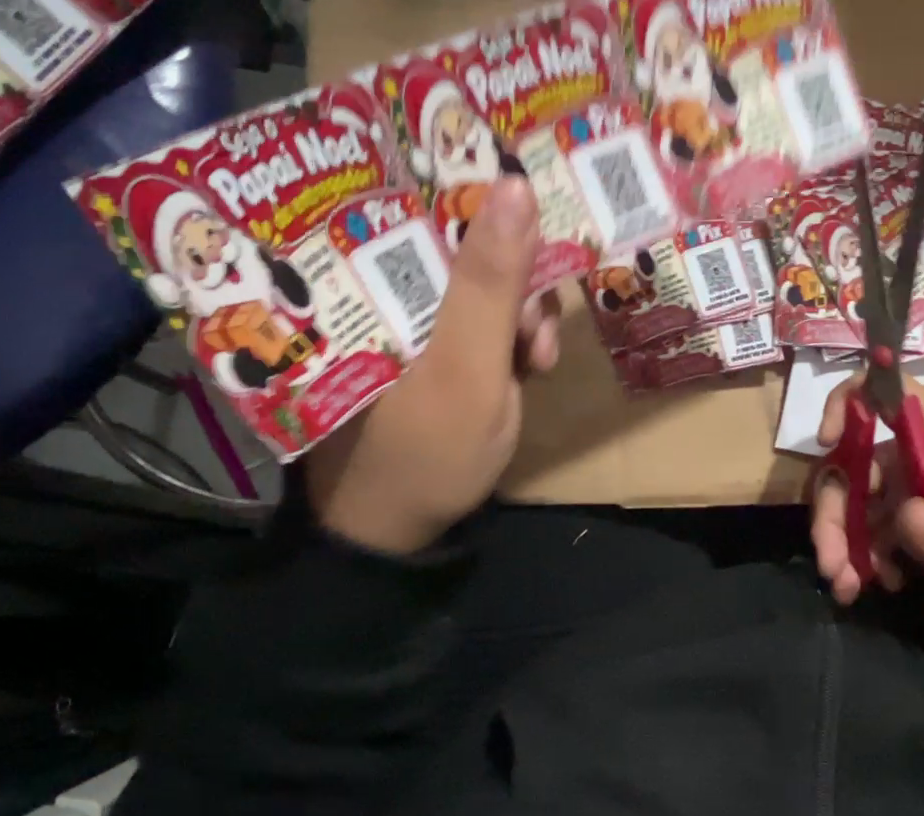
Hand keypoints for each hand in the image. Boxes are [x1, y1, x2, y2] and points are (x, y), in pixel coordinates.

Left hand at [306, 179, 560, 553]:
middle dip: (521, 288)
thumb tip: (514, 182)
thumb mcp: (471, 366)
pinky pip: (479, 325)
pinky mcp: (426, 351)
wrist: (393, 525)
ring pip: (482, 291)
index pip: (438, 205)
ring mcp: (408, 322)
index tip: (545, 236)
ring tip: (536, 363)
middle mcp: (385, 289)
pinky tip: (525, 369)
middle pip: (468, 250)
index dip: (496, 210)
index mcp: (378, 279)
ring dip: (522, 322)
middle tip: (537, 338)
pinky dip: (509, 344)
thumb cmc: (429, 448)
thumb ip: (492, 284)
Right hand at [810, 374, 923, 611]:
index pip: (896, 395)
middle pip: (854, 463)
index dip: (853, 400)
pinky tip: (875, 585)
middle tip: (831, 566)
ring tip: (845, 587)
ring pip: (852, 501)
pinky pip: (867, 529)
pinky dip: (860, 557)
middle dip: (832, 512)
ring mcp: (910, 490)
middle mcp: (918, 461)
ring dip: (840, 543)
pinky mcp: (906, 520)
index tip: (828, 439)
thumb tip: (902, 515)